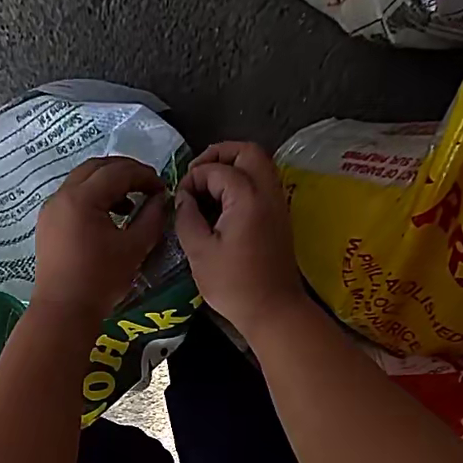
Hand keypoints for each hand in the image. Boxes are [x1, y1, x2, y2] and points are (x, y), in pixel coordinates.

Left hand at [33, 156, 169, 316]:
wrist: (64, 311)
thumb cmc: (101, 281)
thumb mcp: (134, 249)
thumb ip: (151, 219)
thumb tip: (161, 200)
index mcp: (82, 198)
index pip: (118, 172)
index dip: (144, 176)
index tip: (162, 188)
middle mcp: (62, 196)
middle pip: (96, 167)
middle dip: (124, 172)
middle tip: (147, 186)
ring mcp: (51, 209)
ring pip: (82, 181)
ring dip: (108, 184)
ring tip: (131, 204)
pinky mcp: (48, 223)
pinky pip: (73, 198)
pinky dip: (94, 198)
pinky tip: (110, 218)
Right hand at [174, 142, 309, 332]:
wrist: (274, 311)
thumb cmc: (234, 285)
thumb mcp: (199, 252)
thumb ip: (186, 217)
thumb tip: (183, 198)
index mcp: (248, 197)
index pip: (216, 169)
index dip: (193, 179)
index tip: (180, 199)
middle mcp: (268, 193)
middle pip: (248, 151)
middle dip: (220, 154)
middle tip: (198, 173)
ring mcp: (279, 205)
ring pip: (260, 166)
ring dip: (234, 167)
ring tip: (208, 188)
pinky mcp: (281, 219)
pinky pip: (264, 185)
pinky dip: (244, 183)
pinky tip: (224, 206)